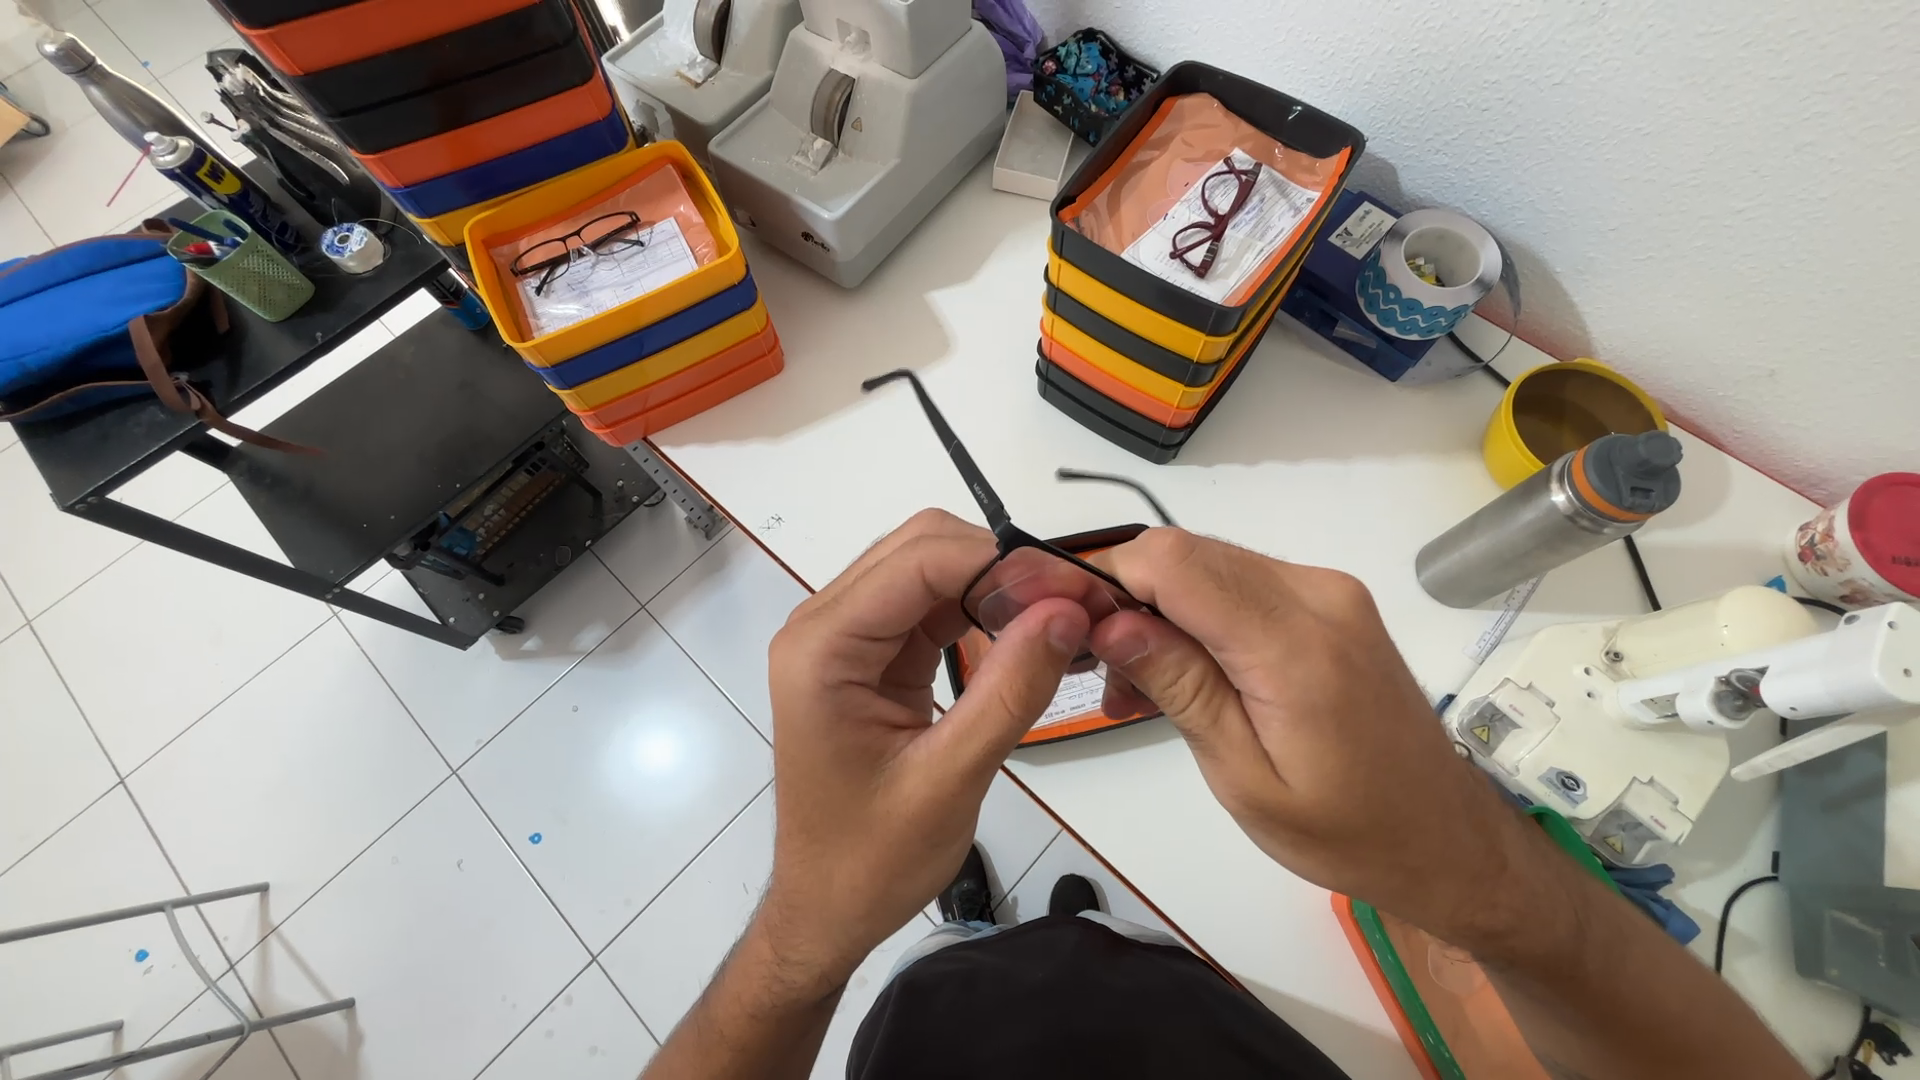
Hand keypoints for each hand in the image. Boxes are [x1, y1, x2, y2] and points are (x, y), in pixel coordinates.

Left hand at [757, 509, 1090, 995]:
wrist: (826, 906)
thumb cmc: (871, 860)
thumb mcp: (949, 780)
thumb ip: (1009, 690)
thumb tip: (1068, 611)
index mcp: (822, 648)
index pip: (917, 561)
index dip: (1000, 562)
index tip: (1072, 589)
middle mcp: (824, 625)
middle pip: (920, 549)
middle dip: (999, 564)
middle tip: (1070, 605)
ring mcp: (845, 636)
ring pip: (928, 568)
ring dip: (993, 582)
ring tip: (1057, 616)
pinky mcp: (869, 654)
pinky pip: (928, 605)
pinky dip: (978, 608)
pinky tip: (1021, 632)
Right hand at [1086, 528, 1536, 939]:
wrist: (1445, 838)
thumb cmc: (1344, 831)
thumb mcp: (1243, 776)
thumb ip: (1179, 687)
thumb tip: (1109, 624)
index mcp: (1296, 643)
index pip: (1177, 563)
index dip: (1110, 579)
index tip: (1072, 626)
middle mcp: (1316, 592)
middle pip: (1185, 553)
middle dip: (1126, 598)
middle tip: (1099, 669)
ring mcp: (1326, 590)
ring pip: (1205, 563)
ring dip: (1156, 611)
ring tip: (1134, 686)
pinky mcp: (1326, 601)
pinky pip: (1237, 584)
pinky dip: (1193, 616)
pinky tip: (1178, 670)